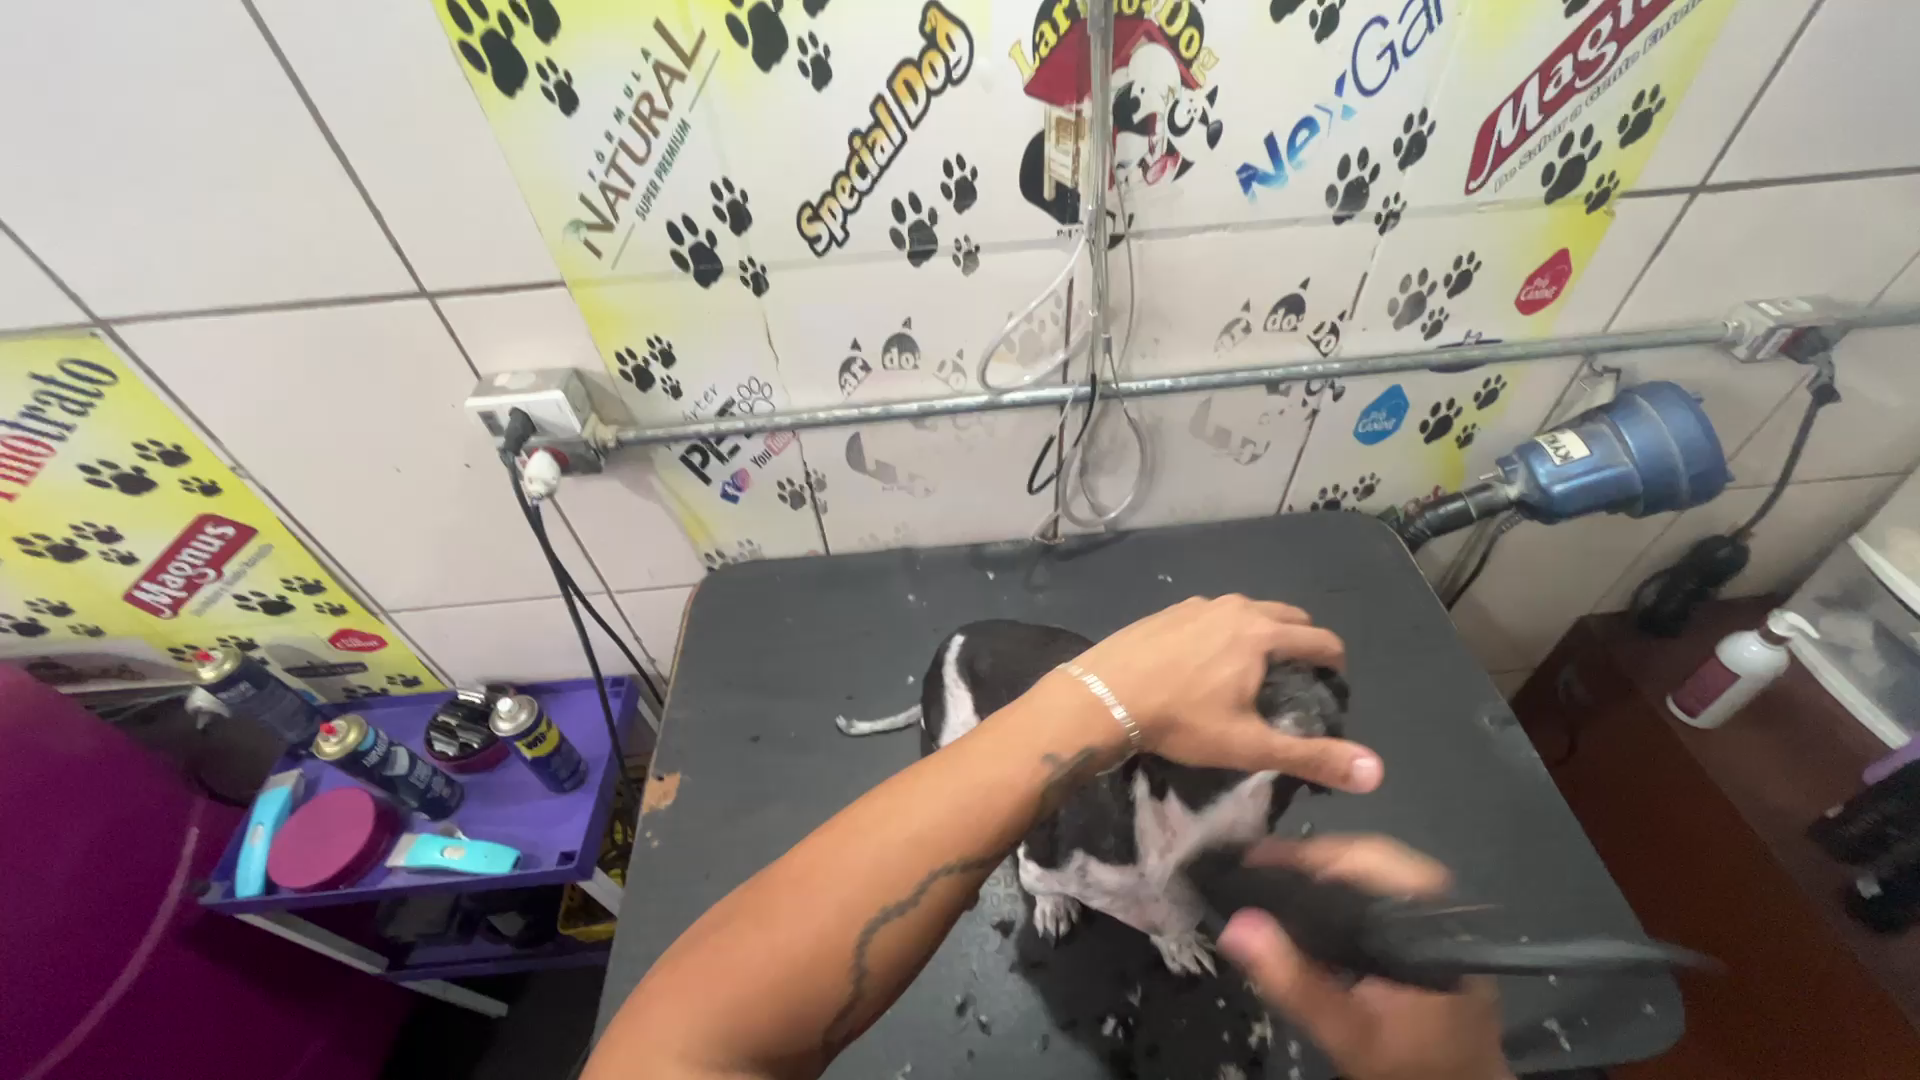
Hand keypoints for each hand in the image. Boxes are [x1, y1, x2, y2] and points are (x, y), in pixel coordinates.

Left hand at [1059, 595, 1380, 792]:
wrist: (1102, 696)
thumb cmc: (1180, 720)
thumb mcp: (1249, 745)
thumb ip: (1313, 757)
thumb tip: (1377, 772)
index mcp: (1261, 633)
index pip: (1320, 640)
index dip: (1335, 665)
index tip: (1330, 688)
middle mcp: (1233, 608)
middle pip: (1287, 617)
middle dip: (1302, 642)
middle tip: (1296, 678)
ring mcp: (1195, 605)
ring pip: (1246, 611)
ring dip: (1261, 632)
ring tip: (1253, 669)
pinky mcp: (1166, 611)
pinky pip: (1210, 615)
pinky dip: (1223, 630)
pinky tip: (1204, 660)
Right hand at [1217, 836, 1513, 1079]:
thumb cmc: (1410, 1066)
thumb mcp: (1346, 1032)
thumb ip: (1294, 982)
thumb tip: (1236, 927)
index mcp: (1430, 922)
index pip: (1364, 857)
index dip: (1305, 854)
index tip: (1253, 860)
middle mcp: (1441, 908)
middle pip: (1365, 857)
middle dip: (1308, 860)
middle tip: (1255, 871)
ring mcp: (1439, 918)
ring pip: (1371, 870)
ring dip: (1320, 874)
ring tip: (1271, 883)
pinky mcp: (1429, 932)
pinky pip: (1378, 891)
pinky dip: (1338, 892)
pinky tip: (1307, 908)